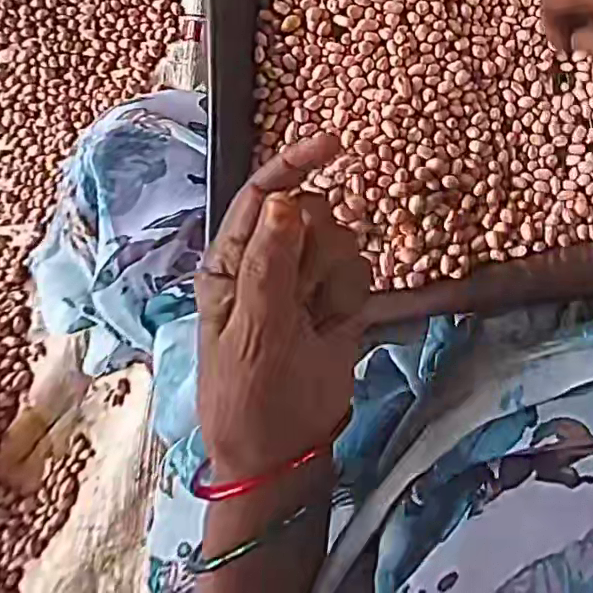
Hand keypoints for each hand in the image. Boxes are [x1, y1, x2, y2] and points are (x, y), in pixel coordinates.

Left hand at [195, 134, 369, 479]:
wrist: (287, 449)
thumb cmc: (249, 394)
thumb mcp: (253, 331)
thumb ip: (270, 264)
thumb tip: (287, 199)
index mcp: (232, 260)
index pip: (262, 195)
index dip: (294, 164)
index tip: (333, 143)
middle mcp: (270, 258)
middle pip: (310, 212)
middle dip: (315, 247)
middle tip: (302, 295)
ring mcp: (306, 275)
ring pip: (340, 237)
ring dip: (334, 277)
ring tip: (314, 319)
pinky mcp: (338, 293)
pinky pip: (360, 267)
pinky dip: (351, 296)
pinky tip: (333, 326)